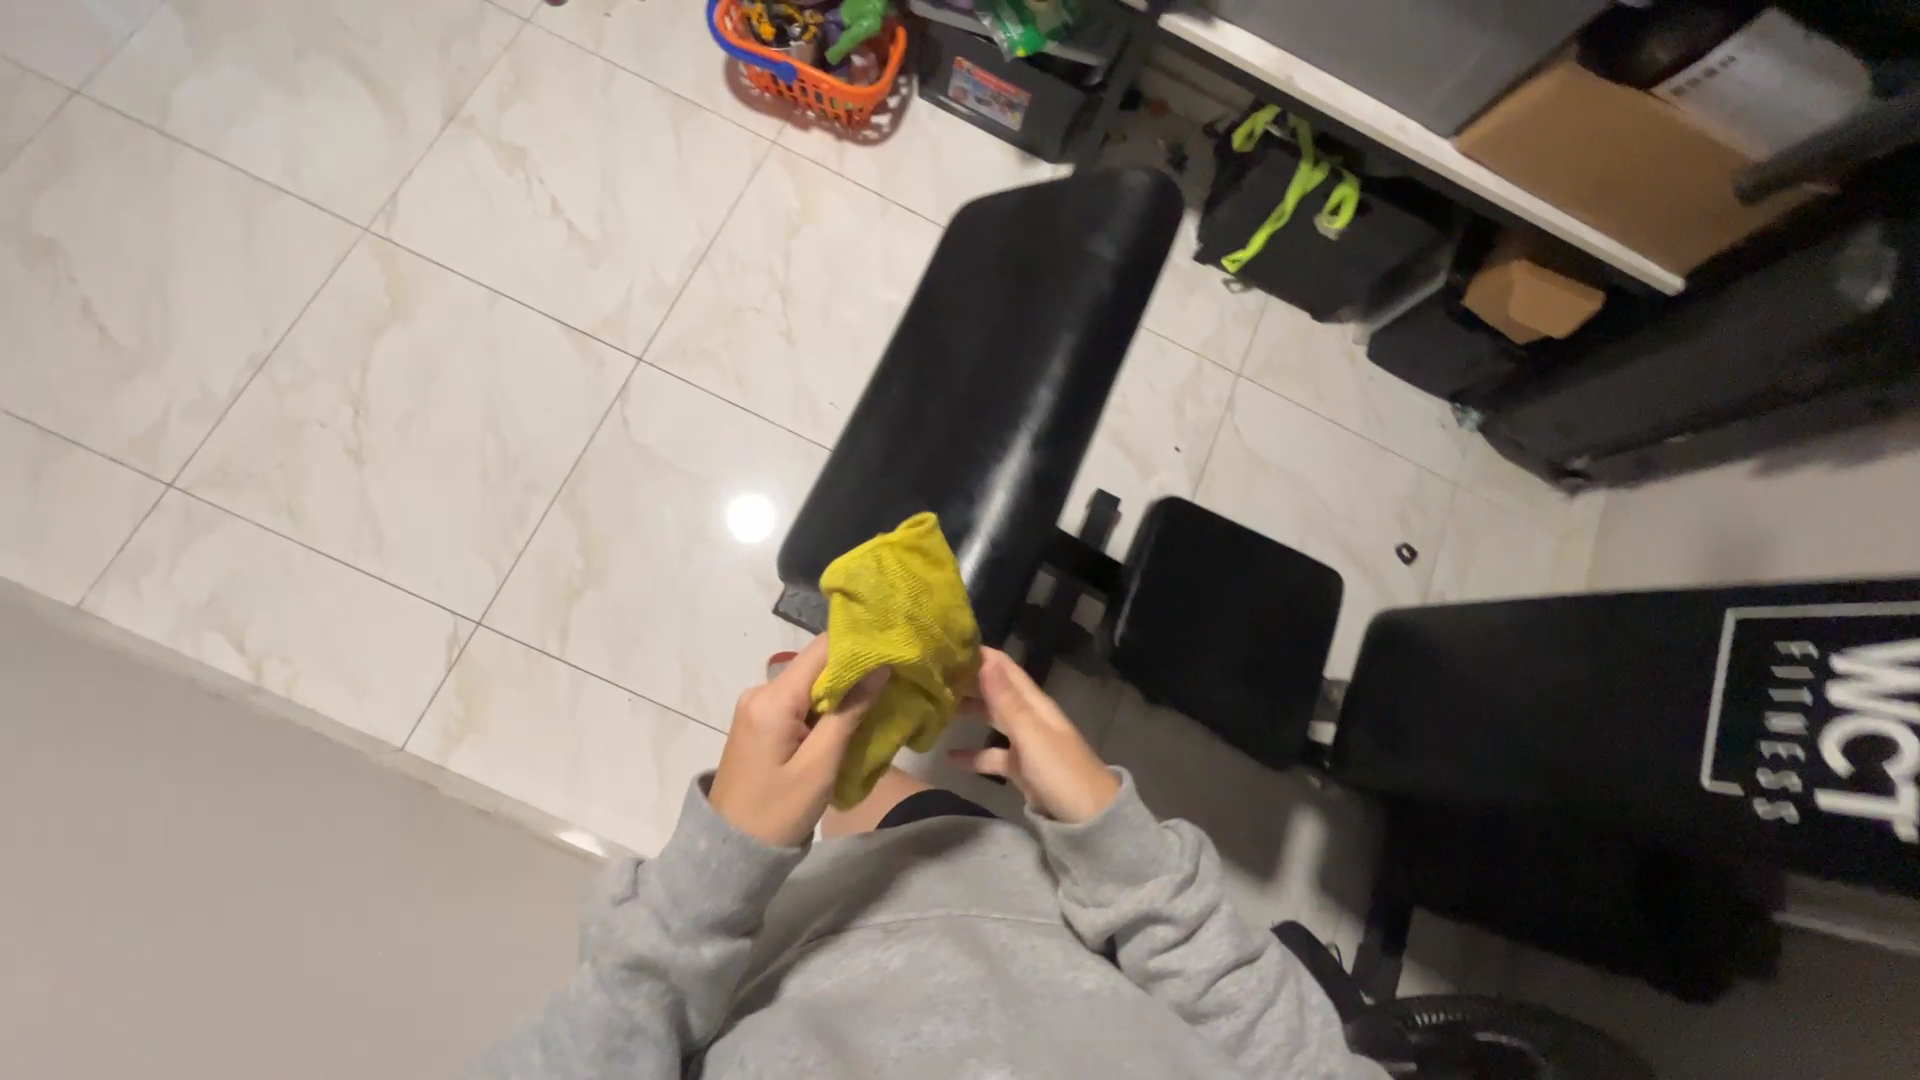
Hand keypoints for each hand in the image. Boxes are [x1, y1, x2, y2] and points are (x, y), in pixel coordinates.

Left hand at [709, 636, 887, 847]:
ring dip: (840, 692)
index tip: (891, 654)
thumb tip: (879, 668)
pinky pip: (797, 701)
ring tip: (874, 704)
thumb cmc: (777, 813)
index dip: (857, 647)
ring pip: (809, 683)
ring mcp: (756, 706)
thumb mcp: (820, 766)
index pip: (821, 649)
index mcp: (772, 700)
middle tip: (891, 683)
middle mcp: (759, 692)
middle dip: (853, 671)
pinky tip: (845, 723)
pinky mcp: (759, 722)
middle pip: (815, 665)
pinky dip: (823, 708)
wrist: (729, 851)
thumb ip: (849, 712)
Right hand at [947, 648, 1118, 823]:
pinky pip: (992, 755)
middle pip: (996, 691)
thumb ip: (1007, 701)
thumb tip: (985, 661)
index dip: (981, 654)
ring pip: (992, 720)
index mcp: (1034, 704)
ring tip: (935, 707)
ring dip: (968, 713)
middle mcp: (1029, 717)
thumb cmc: (1061, 772)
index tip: (948, 644)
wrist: (1090, 819)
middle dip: (968, 680)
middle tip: (932, 673)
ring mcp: (1025, 743)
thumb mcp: (1032, 735)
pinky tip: (948, 756)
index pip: (1005, 668)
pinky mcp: (1021, 769)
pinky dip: (973, 755)